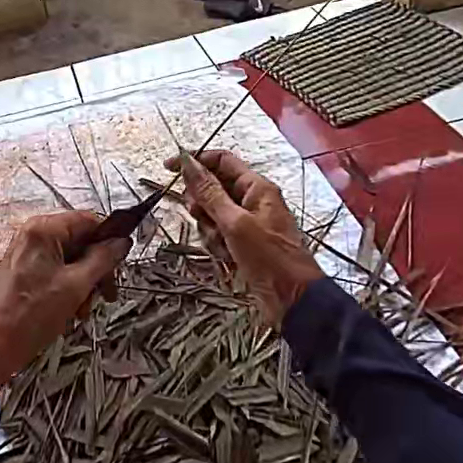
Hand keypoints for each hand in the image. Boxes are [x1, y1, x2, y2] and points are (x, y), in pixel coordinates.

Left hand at [0, 210, 129, 385]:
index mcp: (44, 229)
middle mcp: (33, 234)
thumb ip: (103, 260)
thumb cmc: (30, 315)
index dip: (109, 240)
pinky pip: (56, 271)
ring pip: (70, 259)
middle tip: (107, 294)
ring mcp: (27, 253)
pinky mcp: (23, 272)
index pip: (88, 220)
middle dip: (96, 268)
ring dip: (84, 283)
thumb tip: (122, 242)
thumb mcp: (76, 285)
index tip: (122, 262)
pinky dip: (69, 288)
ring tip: (83, 309)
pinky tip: (71, 311)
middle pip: (80, 241)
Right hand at [166, 150, 323, 324]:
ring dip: (209, 228)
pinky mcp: (243, 243)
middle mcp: (252, 200)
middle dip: (201, 202)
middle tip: (199, 215)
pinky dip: (217, 243)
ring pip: (212, 213)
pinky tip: (226, 257)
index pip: (220, 160)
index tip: (169, 168)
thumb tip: (187, 161)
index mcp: (256, 187)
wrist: (293, 301)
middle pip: (213, 187)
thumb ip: (209, 192)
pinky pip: (218, 233)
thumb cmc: (269, 258)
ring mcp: (247, 222)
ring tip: (221, 244)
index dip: (195, 161)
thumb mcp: (235, 223)